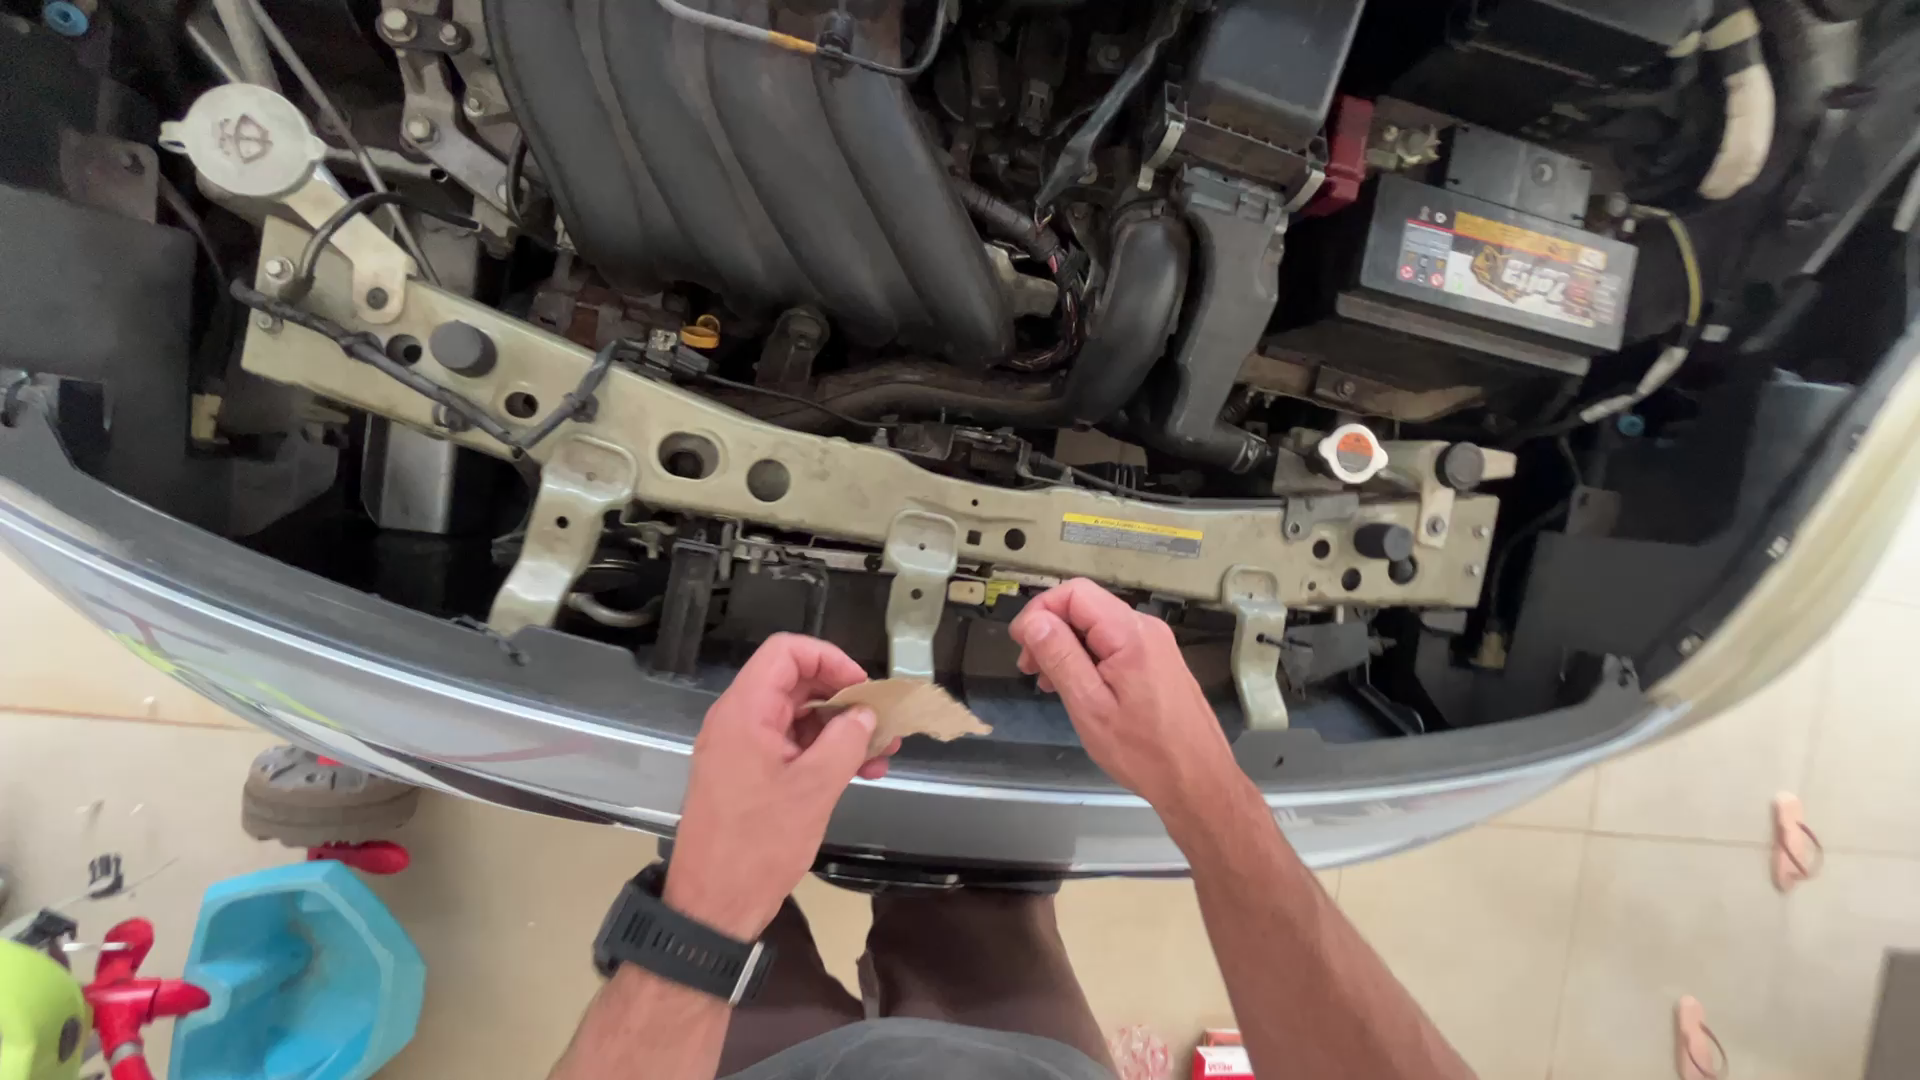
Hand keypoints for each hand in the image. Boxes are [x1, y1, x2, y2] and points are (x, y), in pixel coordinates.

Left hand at [664, 633, 899, 940]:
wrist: (711, 909)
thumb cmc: (758, 845)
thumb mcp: (814, 788)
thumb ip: (845, 740)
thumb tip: (865, 713)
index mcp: (745, 712)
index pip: (786, 652)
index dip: (828, 658)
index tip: (861, 687)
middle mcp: (739, 720)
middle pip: (796, 683)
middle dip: (844, 697)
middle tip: (881, 719)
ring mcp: (742, 748)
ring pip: (798, 717)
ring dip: (841, 729)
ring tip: (882, 751)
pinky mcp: (748, 774)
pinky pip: (791, 746)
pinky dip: (825, 752)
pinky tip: (861, 771)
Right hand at [1008, 579, 1239, 812]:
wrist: (1200, 783)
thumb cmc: (1143, 751)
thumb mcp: (1090, 706)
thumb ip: (1060, 657)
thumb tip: (1033, 621)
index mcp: (1129, 633)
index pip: (1074, 593)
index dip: (1040, 611)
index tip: (1021, 646)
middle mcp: (1146, 628)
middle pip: (1086, 606)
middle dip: (1050, 630)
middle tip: (1031, 670)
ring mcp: (1156, 644)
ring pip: (1098, 626)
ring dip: (1067, 646)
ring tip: (1049, 684)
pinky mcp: (1159, 661)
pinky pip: (1114, 644)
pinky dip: (1088, 658)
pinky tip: (1078, 688)